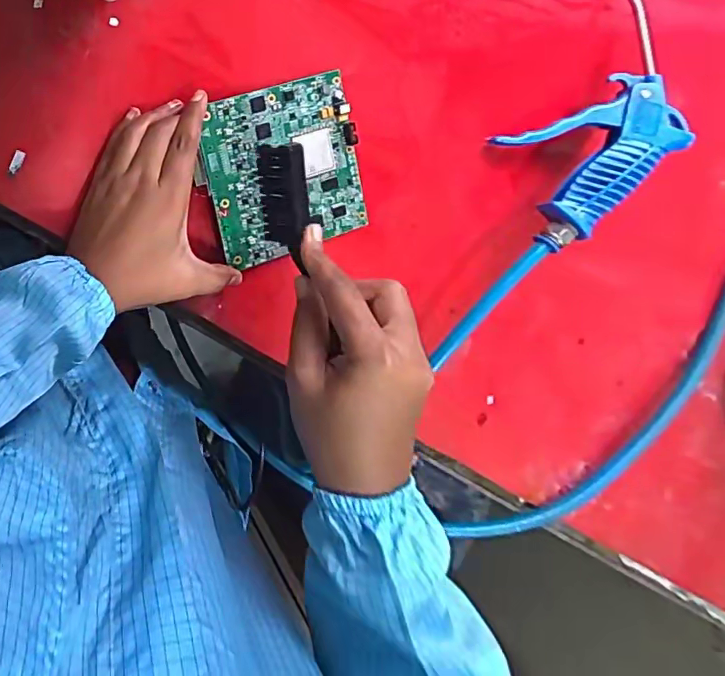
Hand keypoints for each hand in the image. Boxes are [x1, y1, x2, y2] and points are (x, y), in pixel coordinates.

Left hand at [68, 91, 241, 311]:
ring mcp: (118, 178)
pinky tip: (132, 117)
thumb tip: (238, 277)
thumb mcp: (184, 280)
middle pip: (161, 133)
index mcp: (169, 198)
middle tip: (188, 104)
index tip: (201, 101)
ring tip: (166, 106)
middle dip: (177, 113)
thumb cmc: (139, 278)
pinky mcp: (100, 182)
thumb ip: (216, 276)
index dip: (194, 119)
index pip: (184, 147)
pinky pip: (114, 144)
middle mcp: (143, 180)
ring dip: (153, 115)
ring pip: (136, 133)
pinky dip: (125, 126)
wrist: (91, 281)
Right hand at [286, 226, 432, 495]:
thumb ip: (306, 325)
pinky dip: (373, 324)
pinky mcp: (422, 371)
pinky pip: (397, 328)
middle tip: (323, 312)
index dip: (323, 264)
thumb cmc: (327, 435)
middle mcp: (408, 352)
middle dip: (353, 289)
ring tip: (335, 337)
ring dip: (363, 307)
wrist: (366, 489)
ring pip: (394, 308)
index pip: (346, 294)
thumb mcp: (302, 378)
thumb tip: (307, 286)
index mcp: (376, 356)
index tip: (307, 237)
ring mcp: (421, 362)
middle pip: (386, 292)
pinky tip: (351, 350)